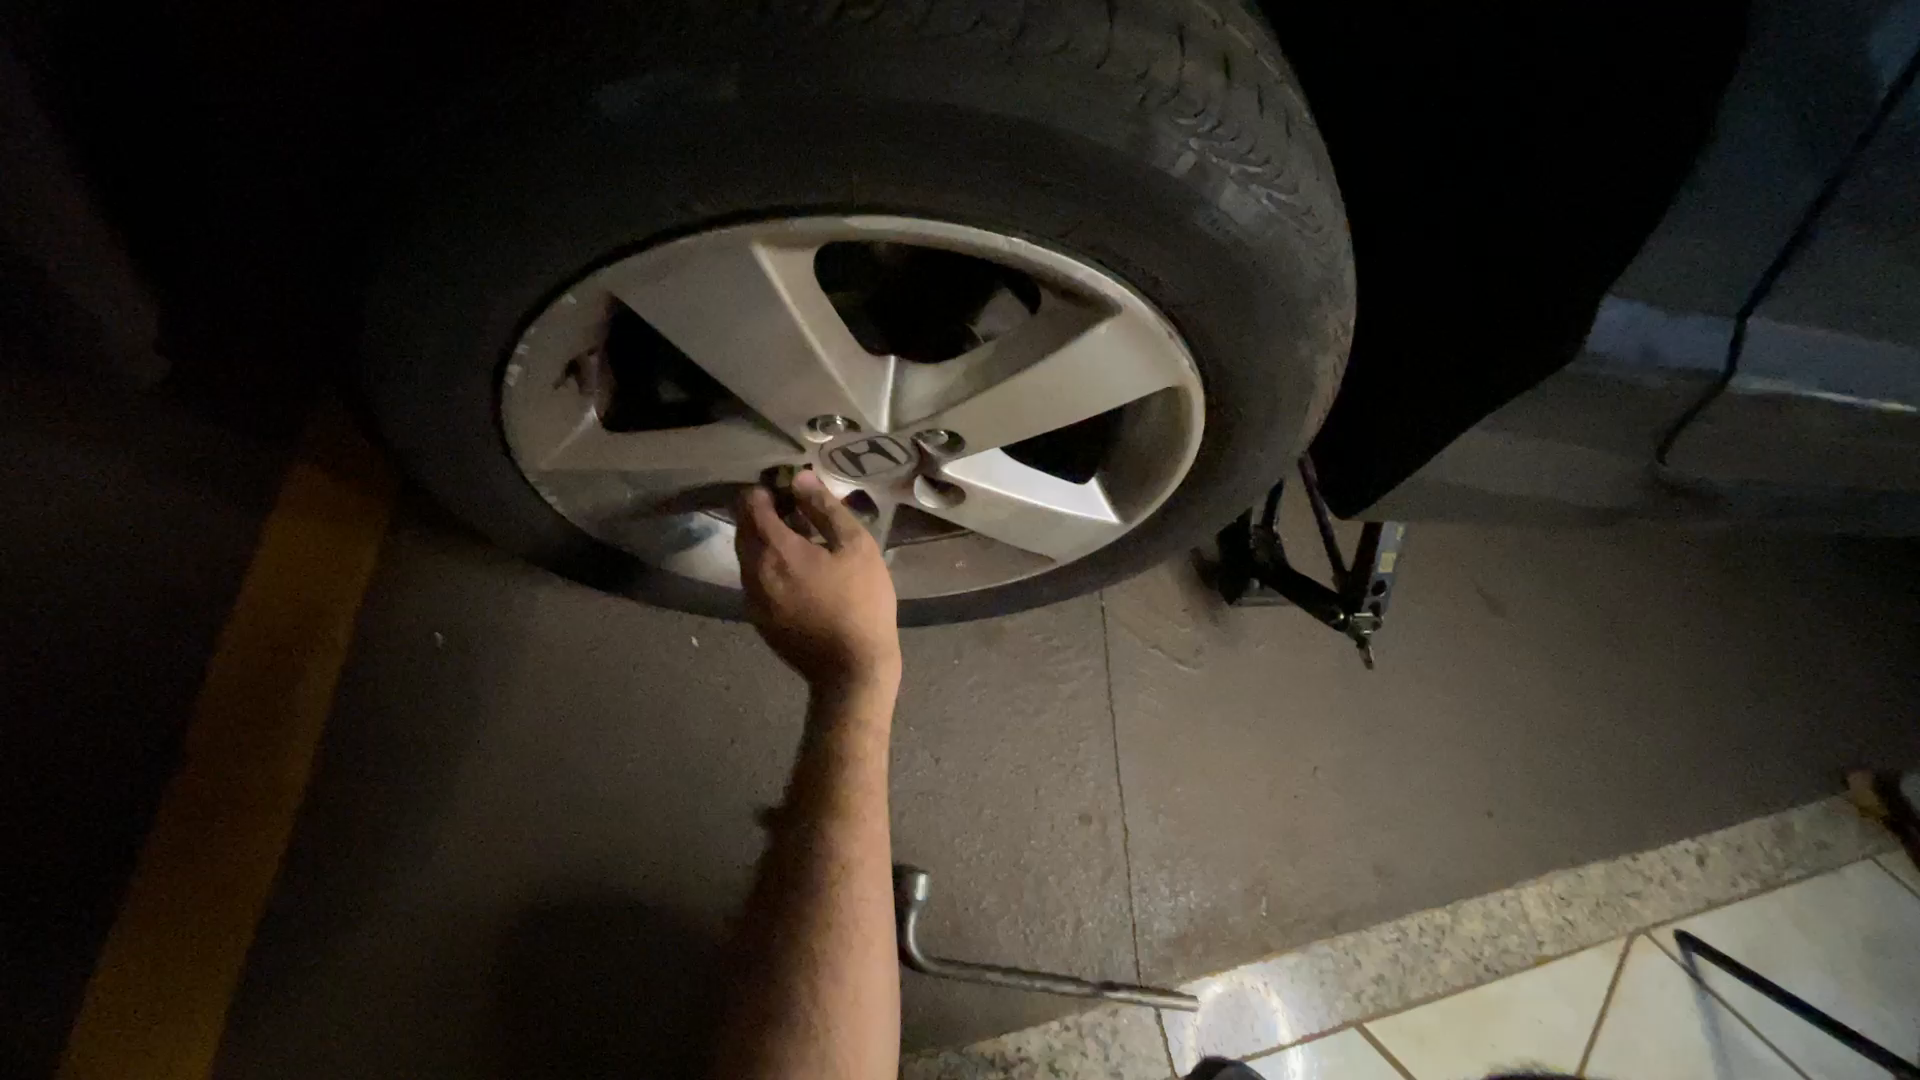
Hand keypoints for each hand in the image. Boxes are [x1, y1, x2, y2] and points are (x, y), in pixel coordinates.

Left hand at [735, 470, 901, 697]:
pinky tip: (799, 573)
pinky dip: (768, 566)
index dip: (767, 489)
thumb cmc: (862, 602)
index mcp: (774, 549)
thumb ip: (825, 508)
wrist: (852, 669)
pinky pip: (754, 579)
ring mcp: (751, 599)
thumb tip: (800, 478)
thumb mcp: (856, 546)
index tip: (792, 489)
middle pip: (743, 528)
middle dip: (763, 513)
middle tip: (799, 513)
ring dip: (765, 541)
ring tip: (802, 542)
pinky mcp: (758, 620)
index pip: (749, 504)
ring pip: (746, 555)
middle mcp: (752, 571)